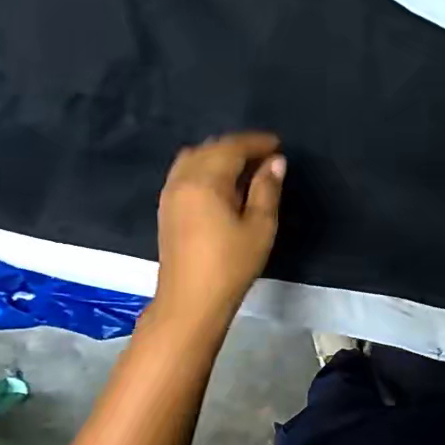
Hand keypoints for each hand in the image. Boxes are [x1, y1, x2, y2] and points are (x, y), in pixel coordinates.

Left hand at [153, 132, 285, 321]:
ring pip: (194, 159)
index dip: (256, 143)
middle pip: (210, 148)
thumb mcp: (260, 227)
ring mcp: (169, 193)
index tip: (277, 144)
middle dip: (237, 147)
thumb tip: (275, 162)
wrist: (191, 301)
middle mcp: (182, 179)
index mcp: (205, 180)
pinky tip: (221, 185)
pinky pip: (185, 173)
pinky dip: (204, 168)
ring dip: (218, 156)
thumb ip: (267, 189)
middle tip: (264, 156)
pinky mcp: (166, 209)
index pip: (232, 147)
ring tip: (244, 168)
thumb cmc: (231, 265)